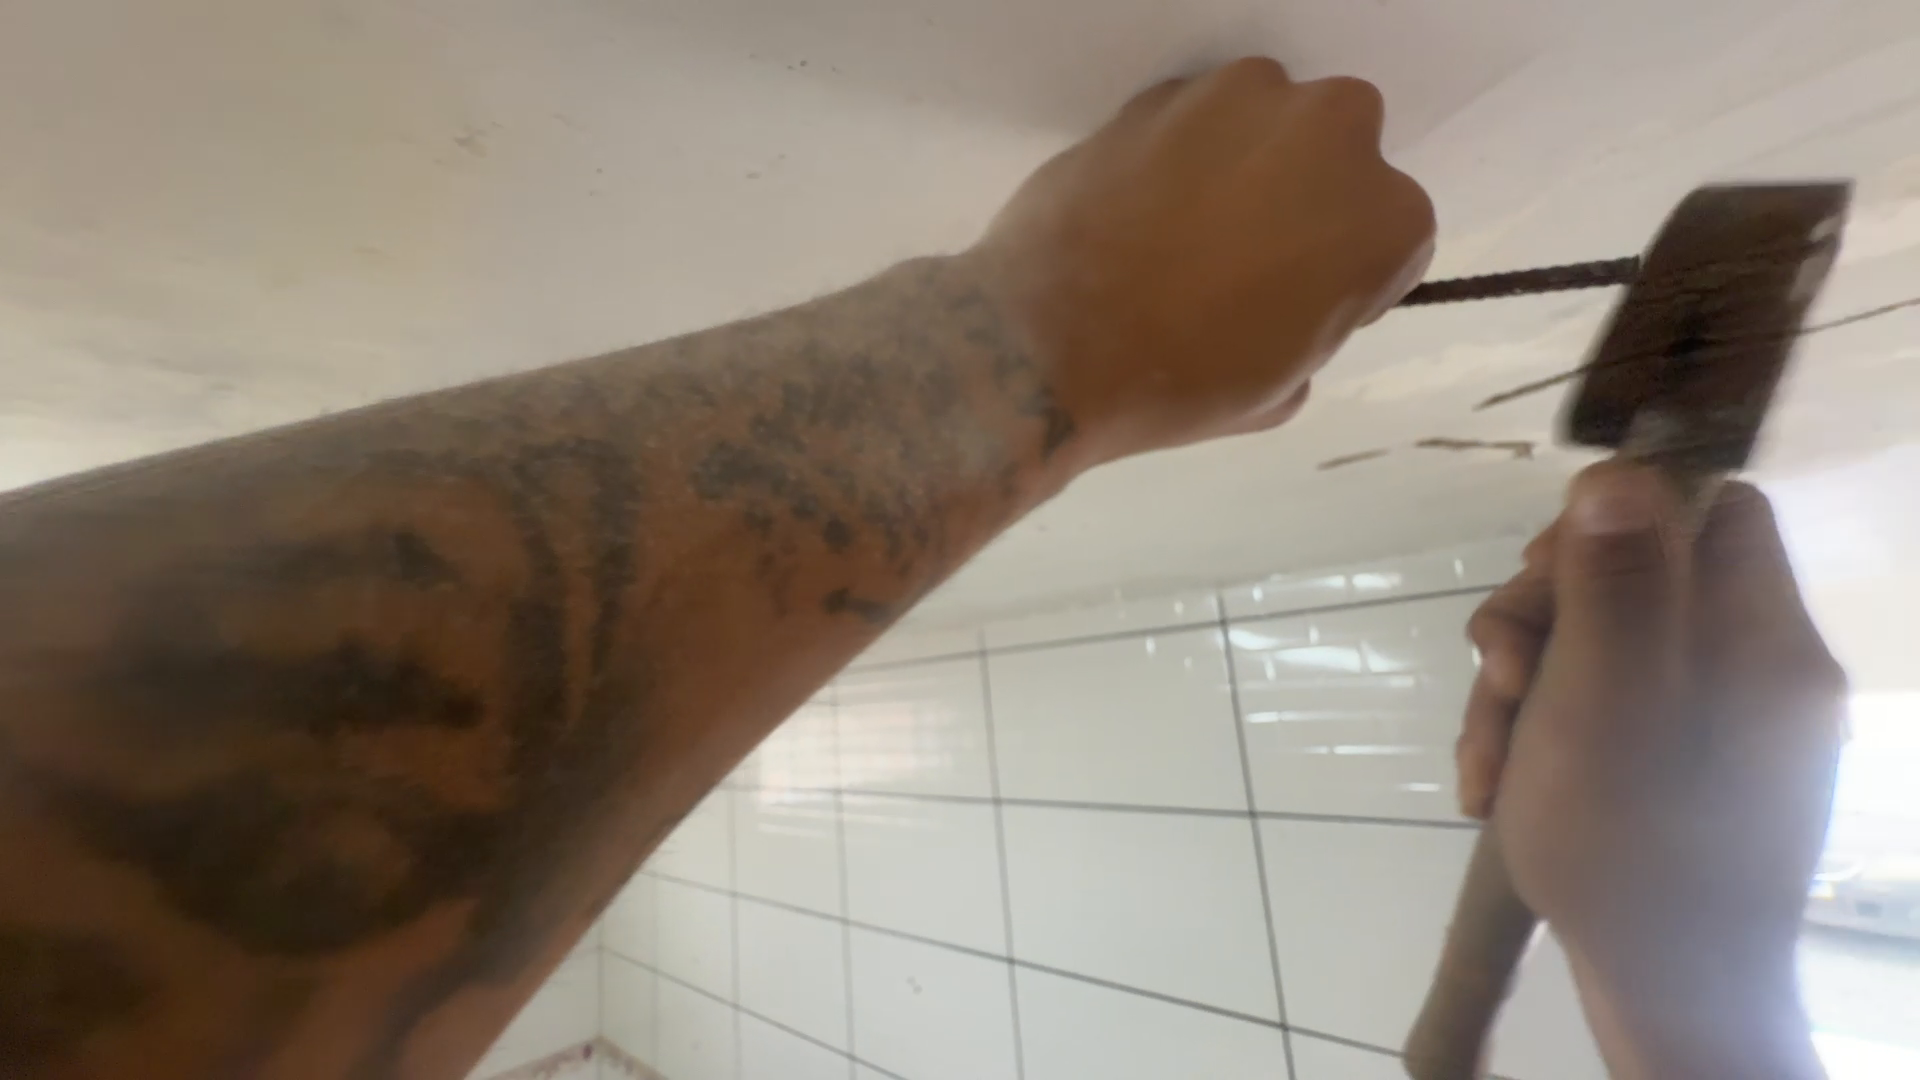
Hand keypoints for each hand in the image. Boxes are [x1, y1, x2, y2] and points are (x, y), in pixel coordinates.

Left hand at [965, 58, 1434, 467]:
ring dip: (1237, 170)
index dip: (1342, 282)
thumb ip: (1310, 333)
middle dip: (1299, 206)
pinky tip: (1132, 214)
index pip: (1389, 241)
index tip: (1295, 309)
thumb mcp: (1272, 394)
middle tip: (1235, 265)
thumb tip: (1288, 306)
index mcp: (1380, 218)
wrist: (1044, 349)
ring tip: (1174, 237)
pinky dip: (1172, 161)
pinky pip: (1187, 125)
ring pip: (1262, 127)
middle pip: (1336, 162)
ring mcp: (1236, 100)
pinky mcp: (1156, 94)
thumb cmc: (1172, 388)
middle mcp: (1330, 133)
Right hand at [1459, 464, 1843, 1077]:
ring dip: (1509, 687)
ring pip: (1576, 642)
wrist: (1654, 977)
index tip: (1544, 576)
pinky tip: (1494, 780)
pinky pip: (1575, 698)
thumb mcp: (1604, 699)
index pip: (1705, 511)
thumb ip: (1617, 584)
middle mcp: (1735, 662)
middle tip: (1500, 678)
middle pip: (1617, 577)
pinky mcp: (1651, 747)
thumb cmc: (1626, 837)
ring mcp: (1691, 708)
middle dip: (1532, 619)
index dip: (1612, 521)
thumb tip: (1617, 470)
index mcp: (1754, 638)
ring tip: (1485, 759)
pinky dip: (1523, 728)